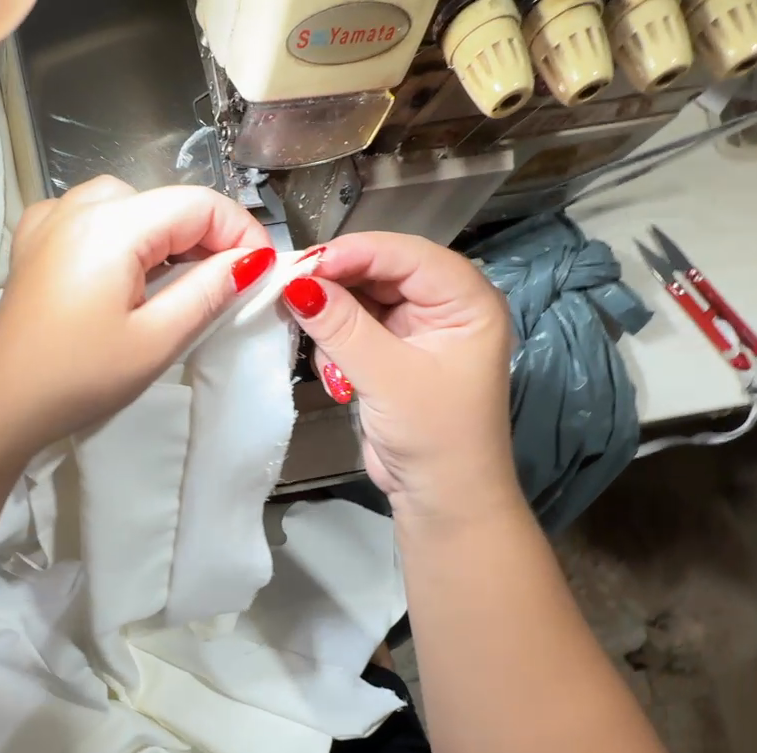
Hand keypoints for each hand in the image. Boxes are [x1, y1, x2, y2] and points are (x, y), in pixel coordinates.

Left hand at [0, 177, 273, 455]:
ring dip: (162, 239)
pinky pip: (91, 221)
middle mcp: (77, 204)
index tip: (262, 273)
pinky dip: (120, 239)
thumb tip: (252, 261)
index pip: (199, 203)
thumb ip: (209, 291)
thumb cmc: (77, 378)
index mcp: (111, 222)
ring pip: (128, 208)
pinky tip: (124, 274)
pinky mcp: (33, 243)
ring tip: (178, 285)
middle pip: (163, 202)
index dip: (241, 233)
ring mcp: (49, 220)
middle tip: (225, 287)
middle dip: (203, 238)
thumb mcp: (155, 341)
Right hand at [281, 232, 521, 527]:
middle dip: (338, 284)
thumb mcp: (386, 376)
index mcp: (466, 301)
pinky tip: (330, 366)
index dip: (357, 253)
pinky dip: (336, 342)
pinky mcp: (393, 357)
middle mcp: (444, 308)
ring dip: (333, 316)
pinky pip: (357, 331)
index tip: (306, 264)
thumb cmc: (433, 434)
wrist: (441, 495)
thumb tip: (296, 285)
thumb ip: (342, 327)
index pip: (408, 256)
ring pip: (364, 302)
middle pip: (383, 274)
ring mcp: (417, 333)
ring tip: (308, 333)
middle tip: (290, 290)